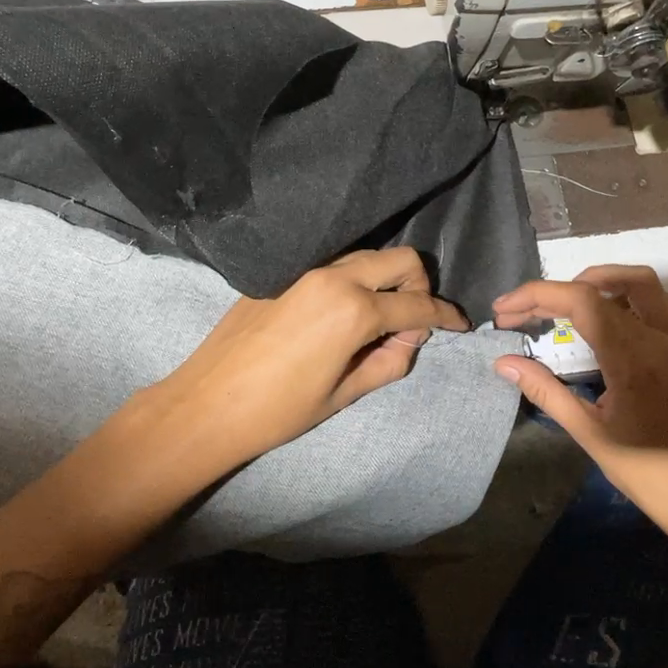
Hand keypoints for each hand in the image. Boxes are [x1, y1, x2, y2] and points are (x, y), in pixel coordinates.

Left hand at [136, 247, 467, 468]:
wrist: (206, 405)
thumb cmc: (278, 410)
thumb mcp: (344, 394)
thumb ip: (389, 361)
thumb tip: (407, 340)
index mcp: (354, 310)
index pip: (418, 304)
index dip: (446, 317)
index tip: (460, 325)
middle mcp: (333, 276)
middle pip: (400, 259)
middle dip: (420, 285)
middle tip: (414, 322)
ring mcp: (304, 270)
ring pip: (366, 256)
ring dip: (386, 280)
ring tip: (378, 322)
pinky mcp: (280, 274)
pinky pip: (333, 265)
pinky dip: (353, 281)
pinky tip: (341, 316)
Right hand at [491, 266, 667, 548]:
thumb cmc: (645, 472)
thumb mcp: (588, 433)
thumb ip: (545, 391)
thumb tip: (504, 363)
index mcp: (633, 359)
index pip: (581, 301)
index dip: (537, 295)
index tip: (504, 310)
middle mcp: (659, 338)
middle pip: (602, 285)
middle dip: (555, 291)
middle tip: (523, 312)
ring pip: (638, 282)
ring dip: (595, 281)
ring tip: (559, 303)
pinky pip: (653, 302)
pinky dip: (620, 296)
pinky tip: (597, 319)